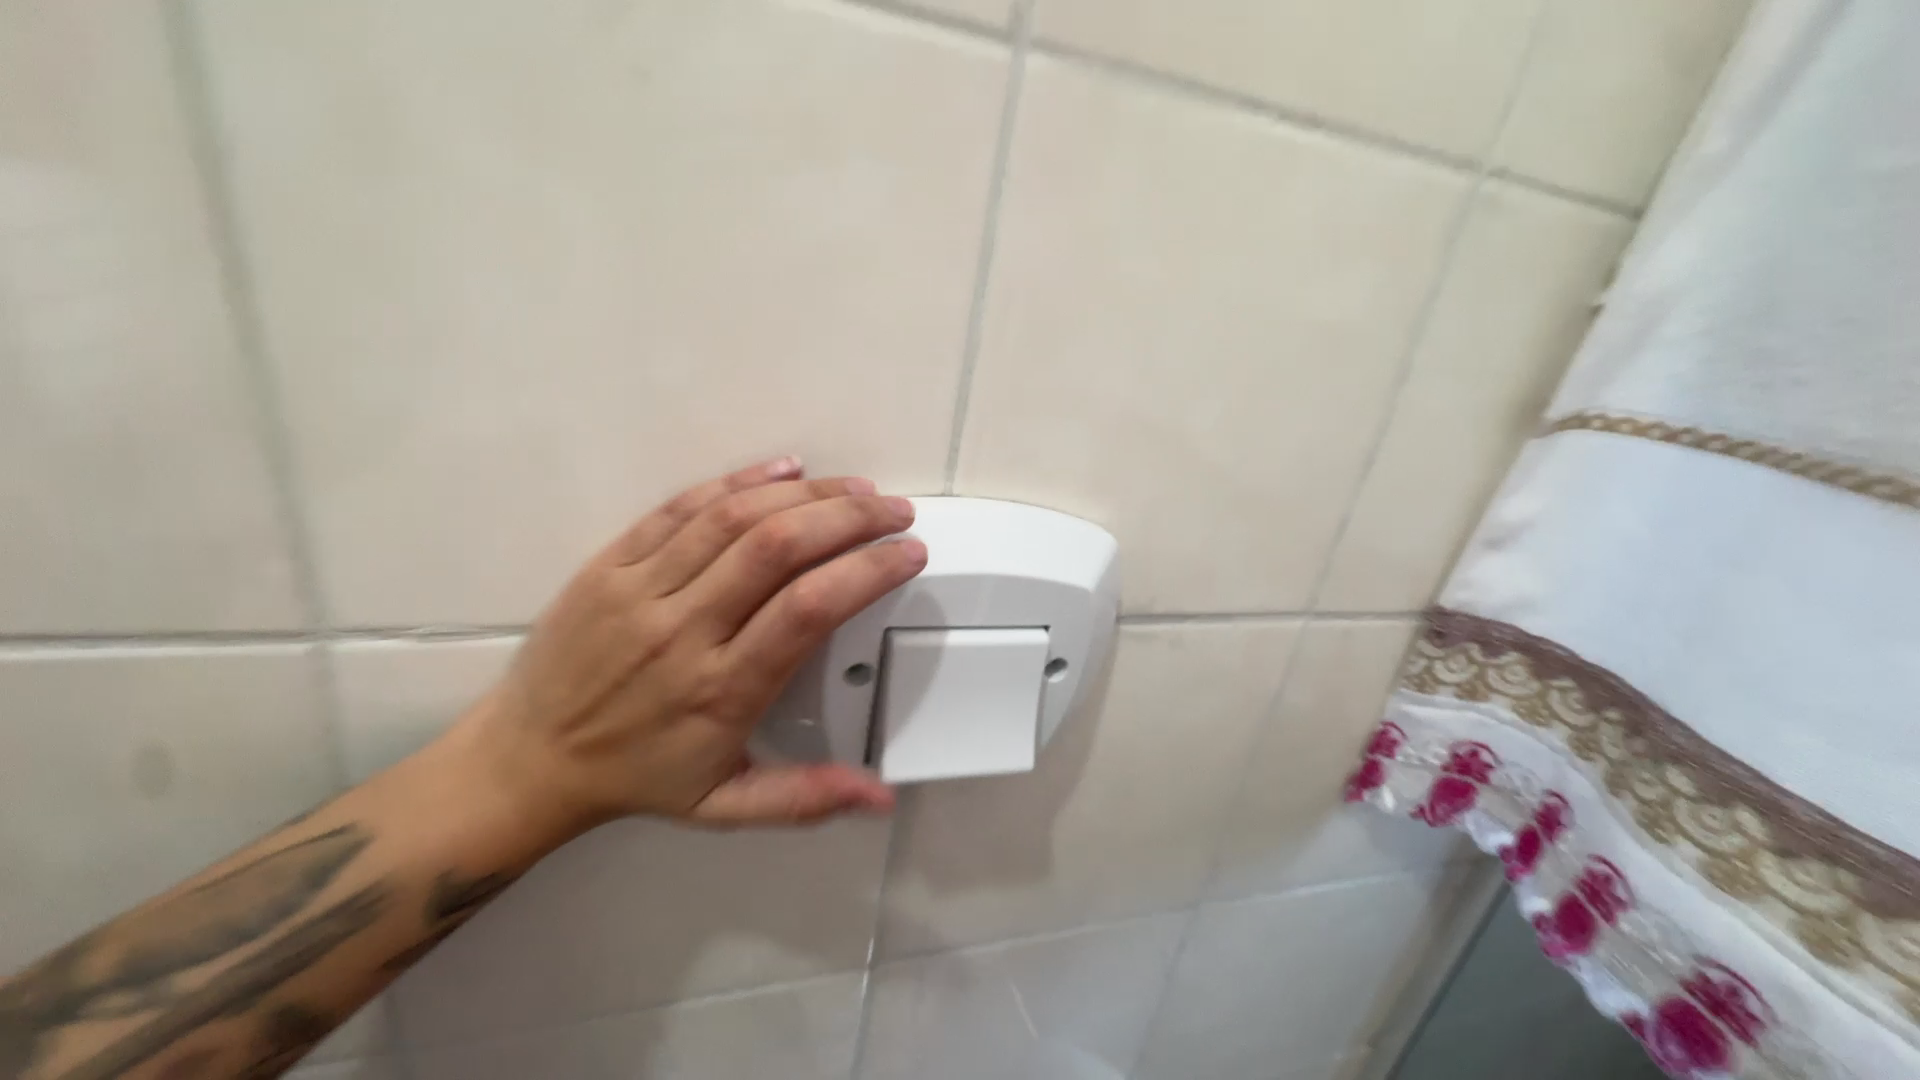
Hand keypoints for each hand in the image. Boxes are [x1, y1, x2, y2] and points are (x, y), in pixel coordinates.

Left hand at [456, 458, 925, 835]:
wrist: (528, 762)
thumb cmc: (636, 779)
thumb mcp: (725, 805)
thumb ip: (807, 798)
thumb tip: (881, 796)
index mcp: (720, 690)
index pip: (809, 609)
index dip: (867, 571)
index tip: (908, 554)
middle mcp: (682, 631)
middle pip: (777, 548)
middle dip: (849, 519)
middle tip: (894, 511)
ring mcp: (640, 591)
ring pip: (732, 519)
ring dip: (804, 494)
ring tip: (853, 488)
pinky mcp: (609, 565)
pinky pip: (678, 508)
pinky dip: (737, 481)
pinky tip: (782, 469)